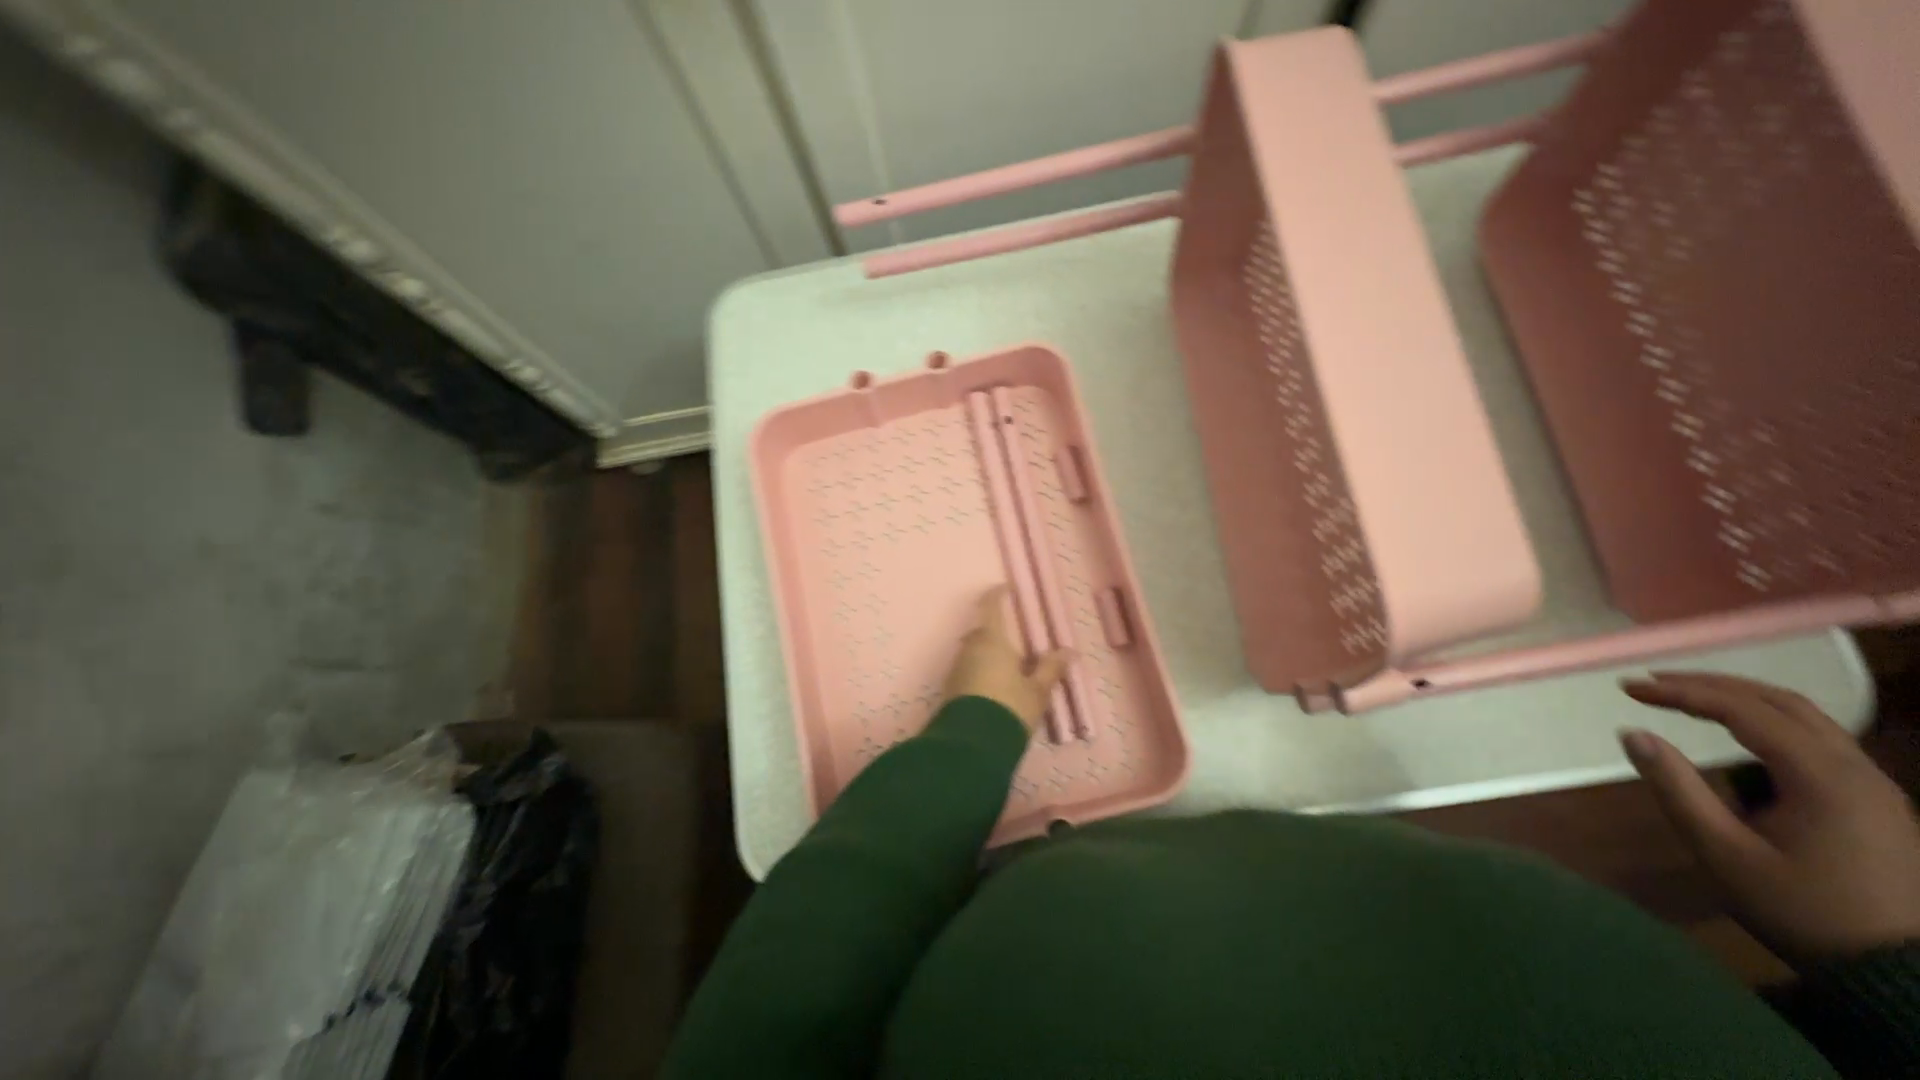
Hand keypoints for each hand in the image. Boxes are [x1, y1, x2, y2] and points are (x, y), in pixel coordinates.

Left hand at [942, 586, 1069, 733]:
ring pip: (974, 651)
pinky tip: (996, 687)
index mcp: (991, 639)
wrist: (972, 745)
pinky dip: (981, 671)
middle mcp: (969, 648)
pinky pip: (969, 670)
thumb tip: (1067, 651)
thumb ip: (1051, 669)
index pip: (990, 606)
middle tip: (1017, 640)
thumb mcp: (1037, 691)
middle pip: (982, 630)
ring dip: (989, 654)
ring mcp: (956, 668)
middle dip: (997, 631)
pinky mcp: (950, 689)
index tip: (1005, 589)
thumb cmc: (1010, 708)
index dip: (997, 595)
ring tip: (1010, 667)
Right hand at [1621, 671, 1919, 964]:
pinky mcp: (1874, 799)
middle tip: (1655, 682)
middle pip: (1779, 701)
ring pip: (1804, 717)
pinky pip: (1819, 739)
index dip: (1682, 692)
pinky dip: (1769, 723)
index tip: (1629, 687)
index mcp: (1822, 776)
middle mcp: (1855, 766)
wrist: (1898, 972)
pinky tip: (1740, 739)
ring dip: (1743, 699)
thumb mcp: (1724, 853)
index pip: (1742, 710)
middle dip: (1712, 684)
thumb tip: (1632, 733)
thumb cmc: (1801, 910)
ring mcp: (1873, 782)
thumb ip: (1677, 788)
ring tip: (1689, 699)